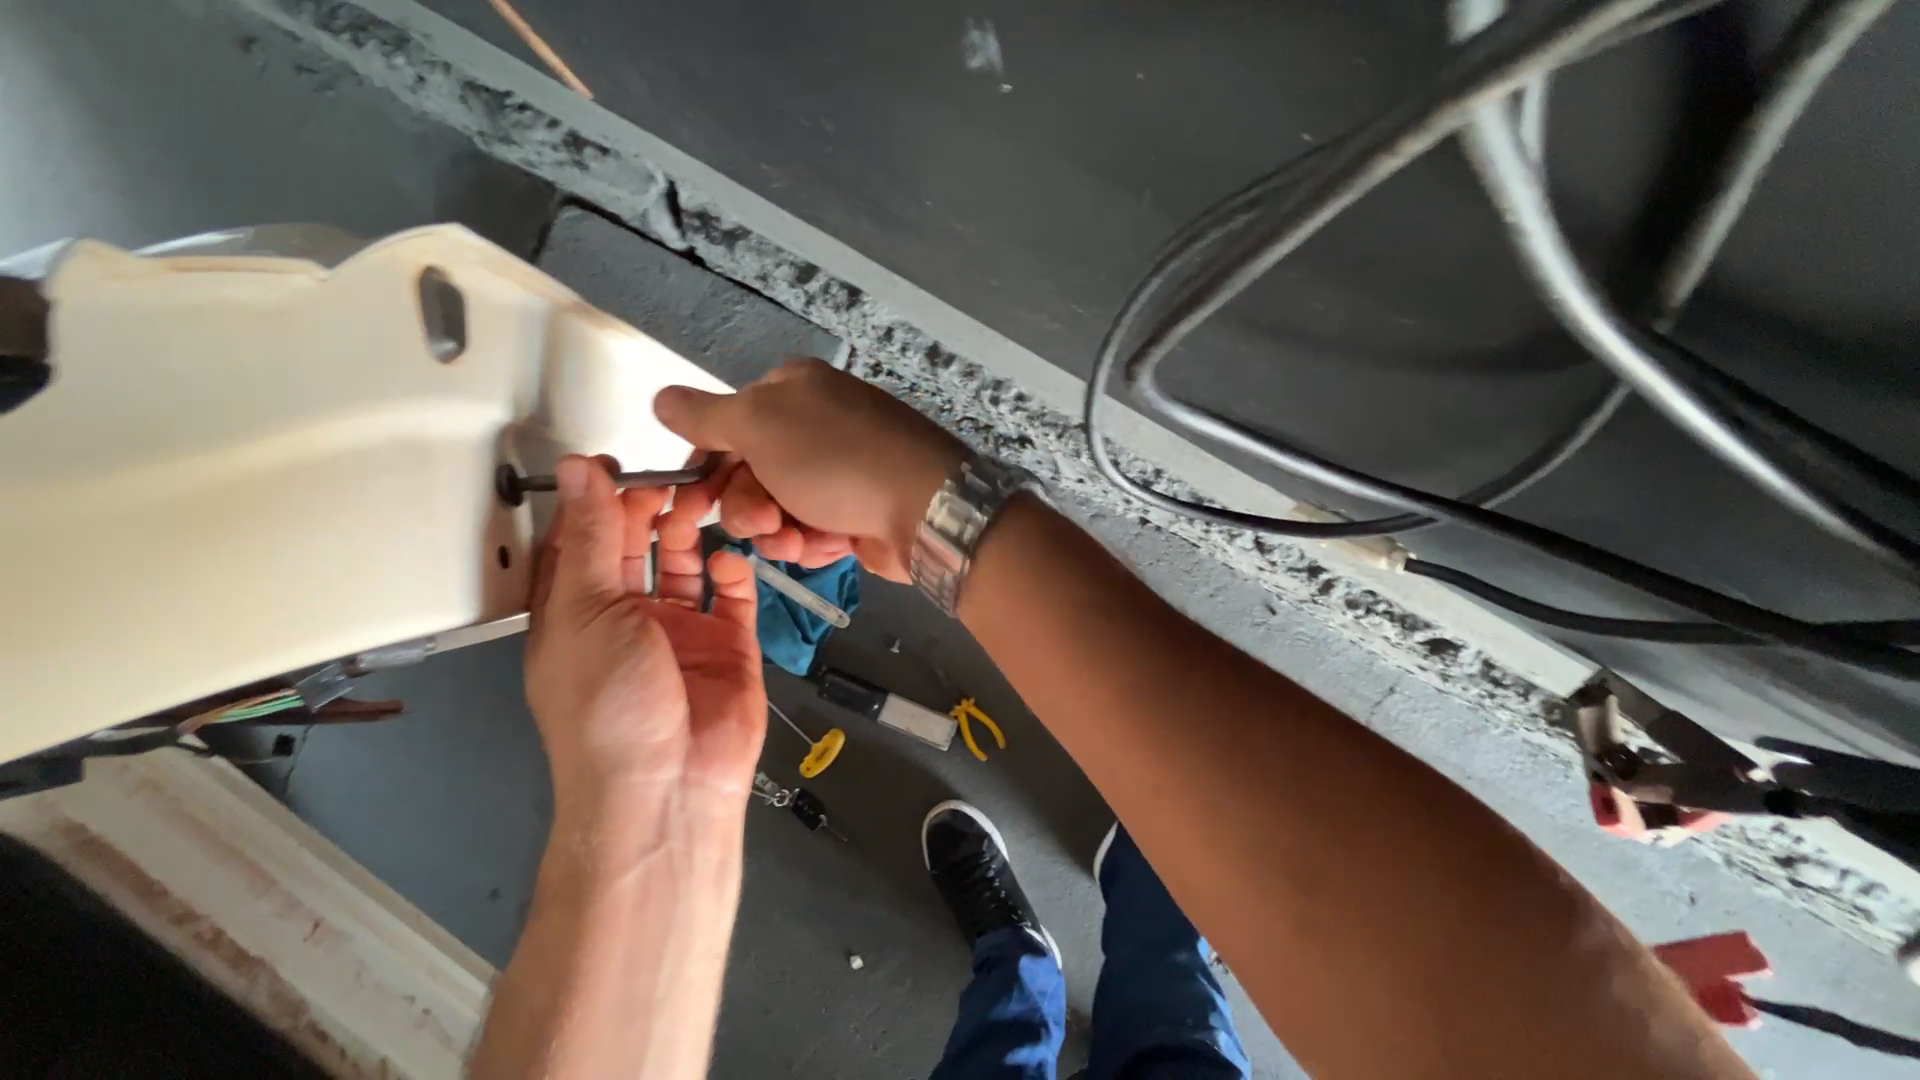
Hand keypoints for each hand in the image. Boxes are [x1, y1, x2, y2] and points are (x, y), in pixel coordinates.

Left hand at [524, 456, 765, 819]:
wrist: (669, 788)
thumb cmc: (609, 704)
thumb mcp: (587, 611)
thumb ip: (594, 536)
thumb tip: (578, 468)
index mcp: (576, 612)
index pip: (584, 541)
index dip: (597, 499)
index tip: (618, 461)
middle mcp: (627, 617)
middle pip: (638, 546)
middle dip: (651, 508)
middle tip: (675, 476)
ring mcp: (681, 632)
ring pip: (686, 564)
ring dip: (693, 532)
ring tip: (705, 504)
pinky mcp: (728, 646)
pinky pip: (733, 597)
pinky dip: (735, 572)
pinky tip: (733, 559)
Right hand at [654, 358, 962, 581]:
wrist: (924, 508)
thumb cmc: (836, 458)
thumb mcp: (759, 425)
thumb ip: (706, 416)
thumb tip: (660, 398)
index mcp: (791, 390)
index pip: (726, 426)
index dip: (705, 467)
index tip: (689, 502)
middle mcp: (814, 425)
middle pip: (749, 473)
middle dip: (748, 506)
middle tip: (762, 522)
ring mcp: (839, 471)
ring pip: (778, 509)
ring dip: (779, 531)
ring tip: (798, 538)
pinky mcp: (856, 513)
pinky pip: (812, 532)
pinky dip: (813, 543)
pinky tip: (827, 547)